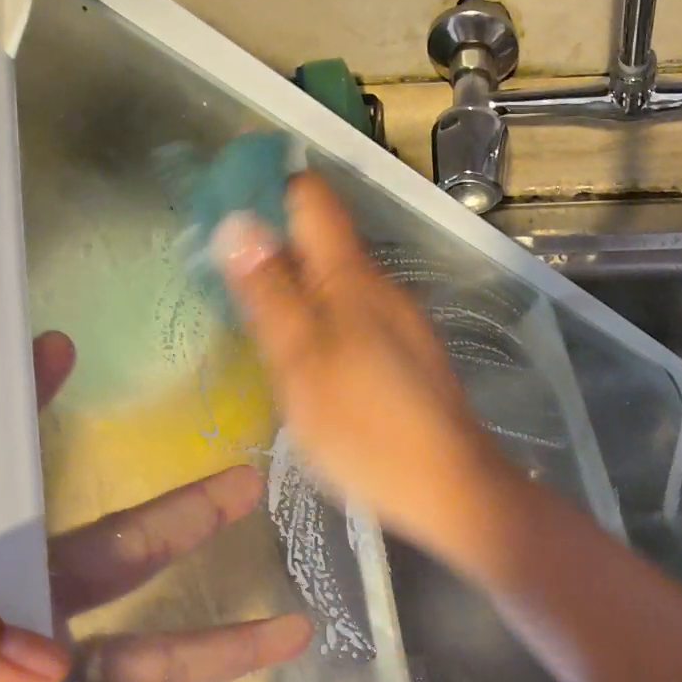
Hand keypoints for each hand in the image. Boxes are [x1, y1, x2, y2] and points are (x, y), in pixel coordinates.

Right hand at [216, 174, 514, 557]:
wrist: (455, 488)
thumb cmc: (369, 433)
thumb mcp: (303, 367)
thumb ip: (271, 296)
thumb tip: (238, 220)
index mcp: (354, 281)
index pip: (312, 200)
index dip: (268, 192)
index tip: (226, 215)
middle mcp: (386, 292)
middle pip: (325, 248)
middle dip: (277, 256)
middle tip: (232, 294)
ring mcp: (407, 328)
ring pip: (342, 291)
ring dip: (302, 299)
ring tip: (266, 337)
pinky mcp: (416, 362)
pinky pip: (361, 325)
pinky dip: (330, 332)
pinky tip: (315, 372)